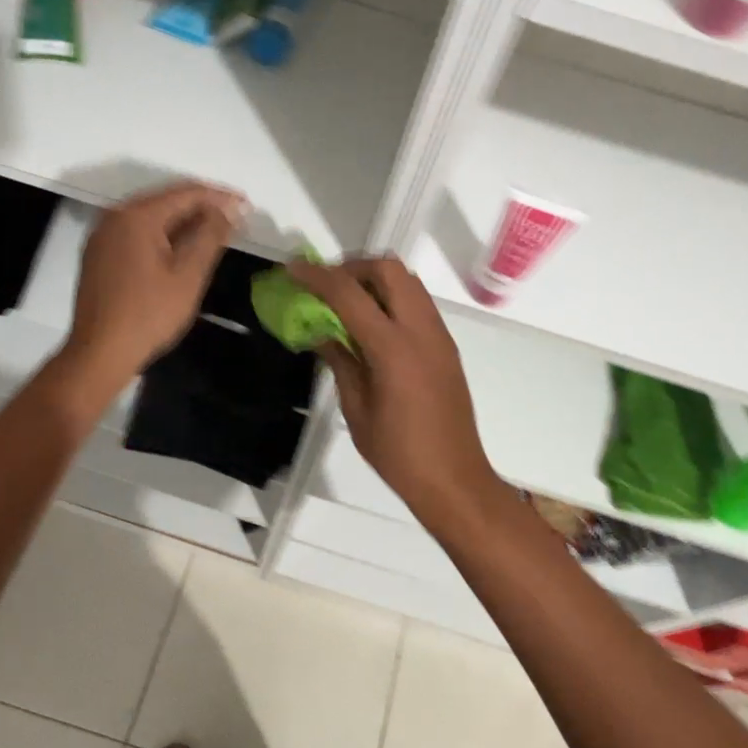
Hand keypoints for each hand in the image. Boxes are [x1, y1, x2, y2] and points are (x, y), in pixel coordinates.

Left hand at [66, 182, 243, 380]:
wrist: (99, 353)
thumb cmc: (148, 315)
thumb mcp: (188, 276)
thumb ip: (211, 236)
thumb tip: (229, 210)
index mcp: (137, 216)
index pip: (186, 193)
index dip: (220, 197)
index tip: (246, 205)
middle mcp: (115, 216)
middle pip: (167, 200)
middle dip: (203, 206)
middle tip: (235, 218)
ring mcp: (103, 235)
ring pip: (151, 216)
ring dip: (184, 221)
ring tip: (215, 232)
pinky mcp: (100, 254)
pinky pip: (137, 232)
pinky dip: (163, 234)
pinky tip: (182, 247)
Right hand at [287, 257, 501, 513]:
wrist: (454, 479)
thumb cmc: (398, 454)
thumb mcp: (357, 410)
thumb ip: (340, 362)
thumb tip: (321, 332)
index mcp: (394, 349)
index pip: (350, 294)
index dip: (317, 276)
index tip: (293, 269)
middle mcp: (421, 331)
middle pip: (389, 269)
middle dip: (352, 268)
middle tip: (326, 287)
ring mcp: (439, 336)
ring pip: (407, 281)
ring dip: (374, 281)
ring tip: (345, 304)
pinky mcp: (446, 346)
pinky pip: (417, 303)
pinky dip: (391, 298)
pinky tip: (370, 327)